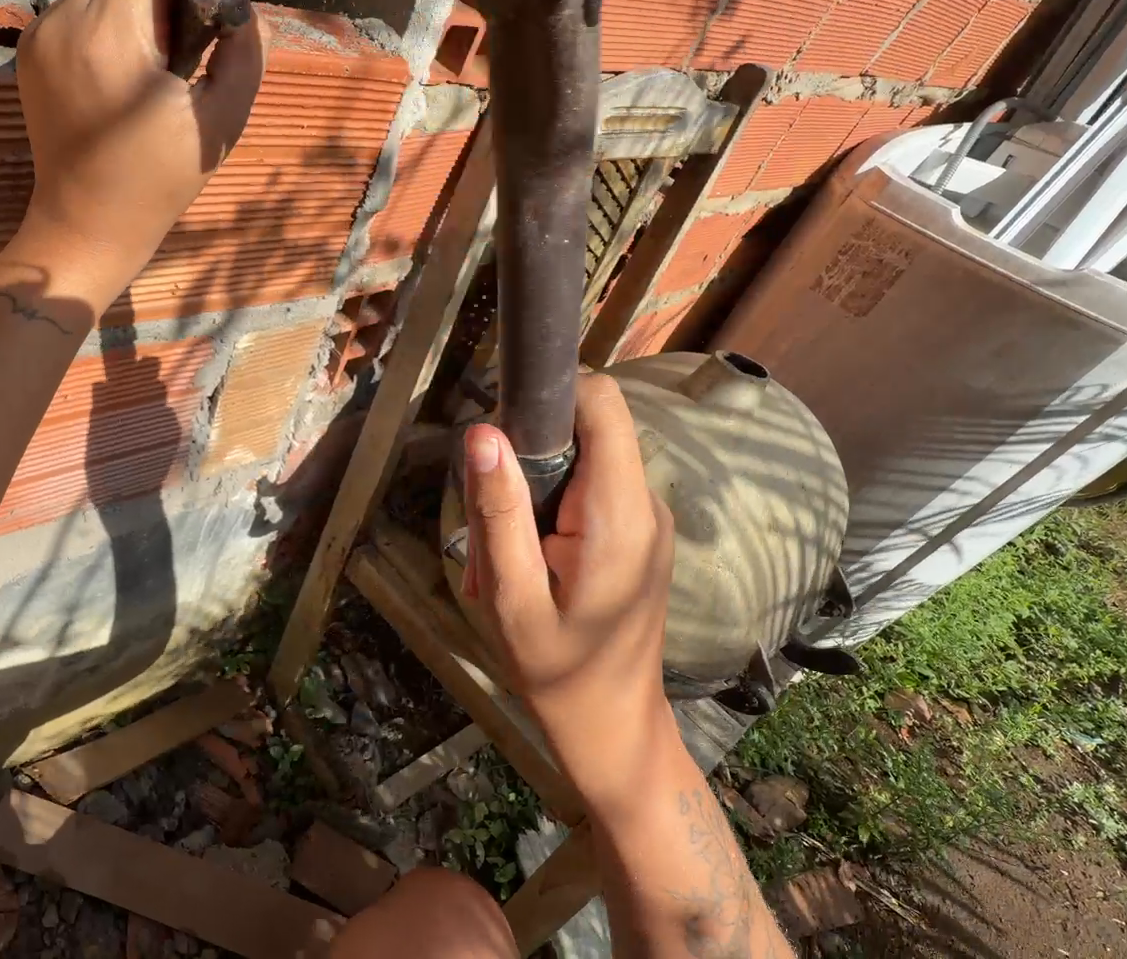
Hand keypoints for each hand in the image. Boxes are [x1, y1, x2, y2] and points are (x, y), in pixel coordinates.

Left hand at [14, 0, 267, 278]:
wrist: (85, 227)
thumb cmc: (158, 184)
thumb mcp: (219, 125)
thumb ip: (246, 56)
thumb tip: (246, 8)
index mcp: (109, 34)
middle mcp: (63, 19)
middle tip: (191, 42)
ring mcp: (39, 33)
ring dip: (139, 5)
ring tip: (160, 63)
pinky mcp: (30, 50)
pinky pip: (80, 10)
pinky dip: (111, 25)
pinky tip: (128, 73)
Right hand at [461, 375, 676, 801]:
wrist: (611, 728)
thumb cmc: (557, 672)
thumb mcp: (512, 597)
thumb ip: (497, 512)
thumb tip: (481, 431)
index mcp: (620, 511)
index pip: (599, 402)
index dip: (546, 397)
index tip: (497, 434)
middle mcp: (644, 501)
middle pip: (582, 428)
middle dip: (523, 459)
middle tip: (489, 528)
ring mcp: (645, 516)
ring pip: (578, 459)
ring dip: (529, 492)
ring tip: (503, 559)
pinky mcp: (636, 530)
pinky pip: (586, 489)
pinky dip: (546, 513)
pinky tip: (526, 564)